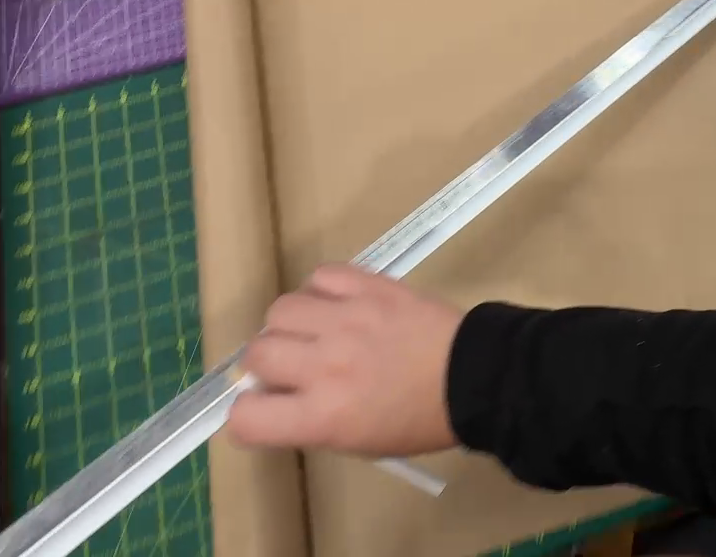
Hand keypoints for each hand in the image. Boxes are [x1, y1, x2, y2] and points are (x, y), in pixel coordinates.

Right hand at [227, 265, 463, 456]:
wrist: (471, 373)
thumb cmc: (417, 418)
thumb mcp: (356, 440)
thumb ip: (310, 418)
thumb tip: (276, 393)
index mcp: (322, 416)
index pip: (245, 418)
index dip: (249, 414)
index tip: (266, 405)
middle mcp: (326, 365)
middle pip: (257, 353)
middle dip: (267, 363)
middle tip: (294, 363)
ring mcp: (348, 320)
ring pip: (281, 309)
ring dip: (290, 322)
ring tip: (315, 328)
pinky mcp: (371, 287)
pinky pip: (323, 274)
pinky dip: (321, 287)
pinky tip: (337, 301)